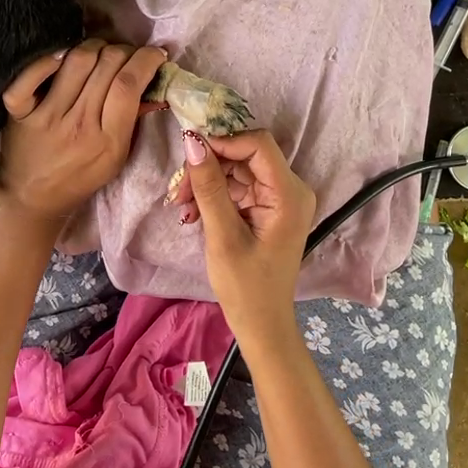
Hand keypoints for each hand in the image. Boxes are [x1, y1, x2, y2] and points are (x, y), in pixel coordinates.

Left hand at [0, 40, 167, 222]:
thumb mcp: (117, 157)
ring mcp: (47, 117)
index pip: (128, 84)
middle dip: (124, 49)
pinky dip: (46, 60)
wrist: (33, 199)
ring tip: (100, 52)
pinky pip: (30, 76)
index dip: (146, 59)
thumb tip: (153, 80)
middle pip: (107, 66)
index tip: (155, 54)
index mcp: (108, 141)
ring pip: (77, 61)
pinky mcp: (20, 113)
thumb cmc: (81, 176)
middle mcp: (79, 126)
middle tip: (127, 53)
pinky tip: (62, 58)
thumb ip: (134, 120)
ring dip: (94, 46)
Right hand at [174, 129, 316, 345]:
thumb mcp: (223, 235)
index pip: (258, 144)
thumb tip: (192, 142)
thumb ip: (209, 187)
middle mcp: (290, 189)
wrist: (261, 325)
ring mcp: (278, 198)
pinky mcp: (266, 207)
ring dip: (206, 182)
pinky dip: (213, 194)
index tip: (190, 156)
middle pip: (244, 155)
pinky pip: (236, 186)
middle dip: (208, 166)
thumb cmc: (245, 286)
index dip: (223, 142)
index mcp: (289, 194)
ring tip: (182, 207)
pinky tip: (193, 214)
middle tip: (178, 191)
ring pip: (236, 169)